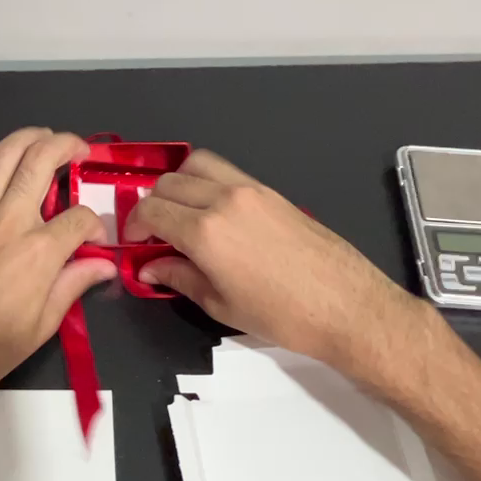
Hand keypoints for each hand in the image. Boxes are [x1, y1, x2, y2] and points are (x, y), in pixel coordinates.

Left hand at [0, 128, 116, 417]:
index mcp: (39, 251)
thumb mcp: (45, 323)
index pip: (79, 217)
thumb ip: (75, 283)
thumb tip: (106, 263)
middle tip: (78, 148)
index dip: (94, 224)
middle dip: (66, 146)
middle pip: (41, 162)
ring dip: (27, 138)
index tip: (92, 239)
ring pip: (3, 157)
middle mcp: (8, 222)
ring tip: (42, 137)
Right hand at [125, 150, 435, 396]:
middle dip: (151, 205)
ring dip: (178, 184)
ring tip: (180, 214)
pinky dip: (207, 183)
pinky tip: (212, 214)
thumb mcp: (219, 304)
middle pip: (168, 182)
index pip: (150, 210)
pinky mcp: (272, 192)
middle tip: (153, 233)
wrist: (346, 306)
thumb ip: (179, 277)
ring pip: (197, 165)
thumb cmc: (281, 315)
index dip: (133, 226)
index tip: (134, 244)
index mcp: (205, 231)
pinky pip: (226, 173)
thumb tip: (150, 267)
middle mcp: (224, 200)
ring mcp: (251, 190)